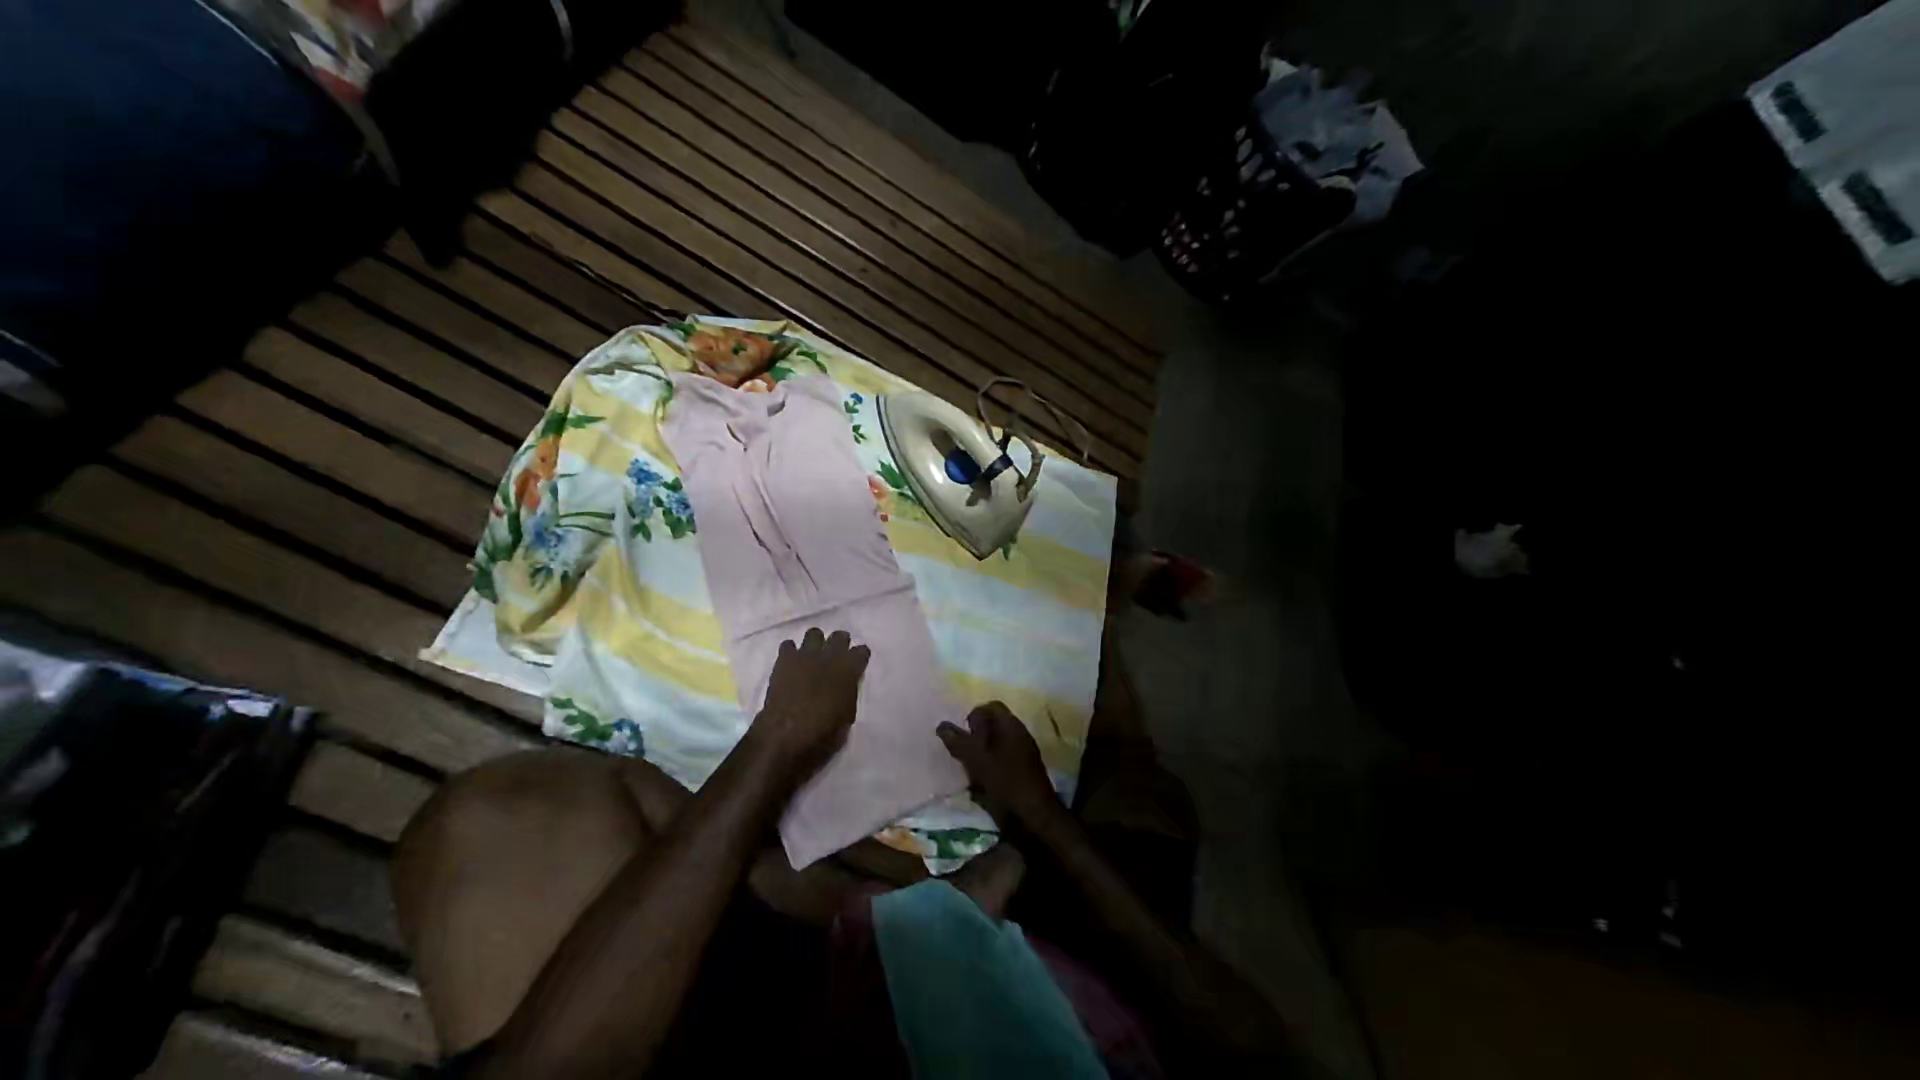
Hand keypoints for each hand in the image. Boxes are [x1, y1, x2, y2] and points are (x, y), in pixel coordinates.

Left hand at [745, 628, 869, 788]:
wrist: (788, 732)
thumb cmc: (824, 732)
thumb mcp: (848, 715)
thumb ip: (848, 694)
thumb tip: (844, 688)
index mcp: (850, 669)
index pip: (862, 651)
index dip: (859, 657)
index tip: (856, 664)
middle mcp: (831, 655)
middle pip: (839, 636)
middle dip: (838, 644)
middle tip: (834, 657)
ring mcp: (806, 654)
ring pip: (814, 633)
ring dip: (815, 643)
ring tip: (811, 657)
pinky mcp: (784, 659)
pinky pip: (788, 644)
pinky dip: (790, 652)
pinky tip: (790, 663)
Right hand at [937, 702, 1062, 830]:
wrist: (1034, 819)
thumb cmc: (1006, 783)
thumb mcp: (978, 761)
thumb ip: (959, 742)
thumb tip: (941, 725)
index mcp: (1012, 727)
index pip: (991, 707)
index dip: (973, 716)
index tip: (961, 733)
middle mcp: (1019, 737)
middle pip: (992, 727)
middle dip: (974, 737)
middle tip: (959, 752)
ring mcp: (1022, 756)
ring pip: (994, 747)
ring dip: (979, 755)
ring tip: (965, 769)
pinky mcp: (1020, 775)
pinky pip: (999, 764)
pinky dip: (987, 769)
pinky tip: (977, 785)